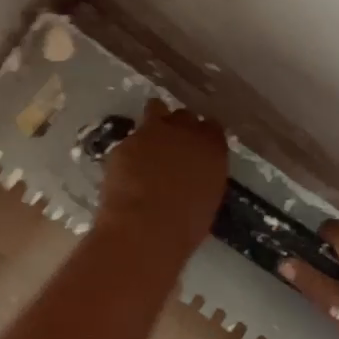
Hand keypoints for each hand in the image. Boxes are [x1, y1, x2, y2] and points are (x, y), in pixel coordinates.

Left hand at [99, 100, 228, 255]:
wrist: (144, 228)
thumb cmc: (184, 227)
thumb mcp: (206, 203)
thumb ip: (203, 180)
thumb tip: (195, 179)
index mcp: (212, 149)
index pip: (213, 129)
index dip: (203, 137)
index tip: (197, 150)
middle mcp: (186, 132)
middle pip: (185, 117)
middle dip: (179, 129)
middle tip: (172, 149)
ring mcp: (153, 132)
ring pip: (156, 110)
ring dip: (154, 122)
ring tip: (148, 143)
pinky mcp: (125, 141)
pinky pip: (130, 138)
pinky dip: (130, 149)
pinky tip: (127, 168)